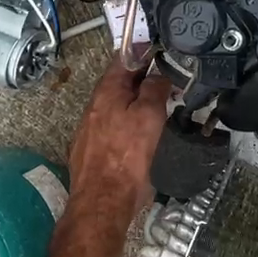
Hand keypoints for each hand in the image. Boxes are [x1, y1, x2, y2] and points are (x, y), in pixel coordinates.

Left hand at [65, 65, 170, 230]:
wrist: (101, 203)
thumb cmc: (127, 158)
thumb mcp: (149, 116)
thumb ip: (154, 88)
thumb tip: (158, 74)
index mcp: (107, 91)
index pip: (124, 58)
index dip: (145, 53)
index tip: (163, 55)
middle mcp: (94, 105)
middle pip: (120, 82)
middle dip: (144, 81)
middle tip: (168, 85)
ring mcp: (89, 128)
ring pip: (117, 105)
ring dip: (136, 103)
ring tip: (159, 111)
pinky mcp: (91, 149)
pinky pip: (112, 126)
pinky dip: (128, 123)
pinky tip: (140, 136)